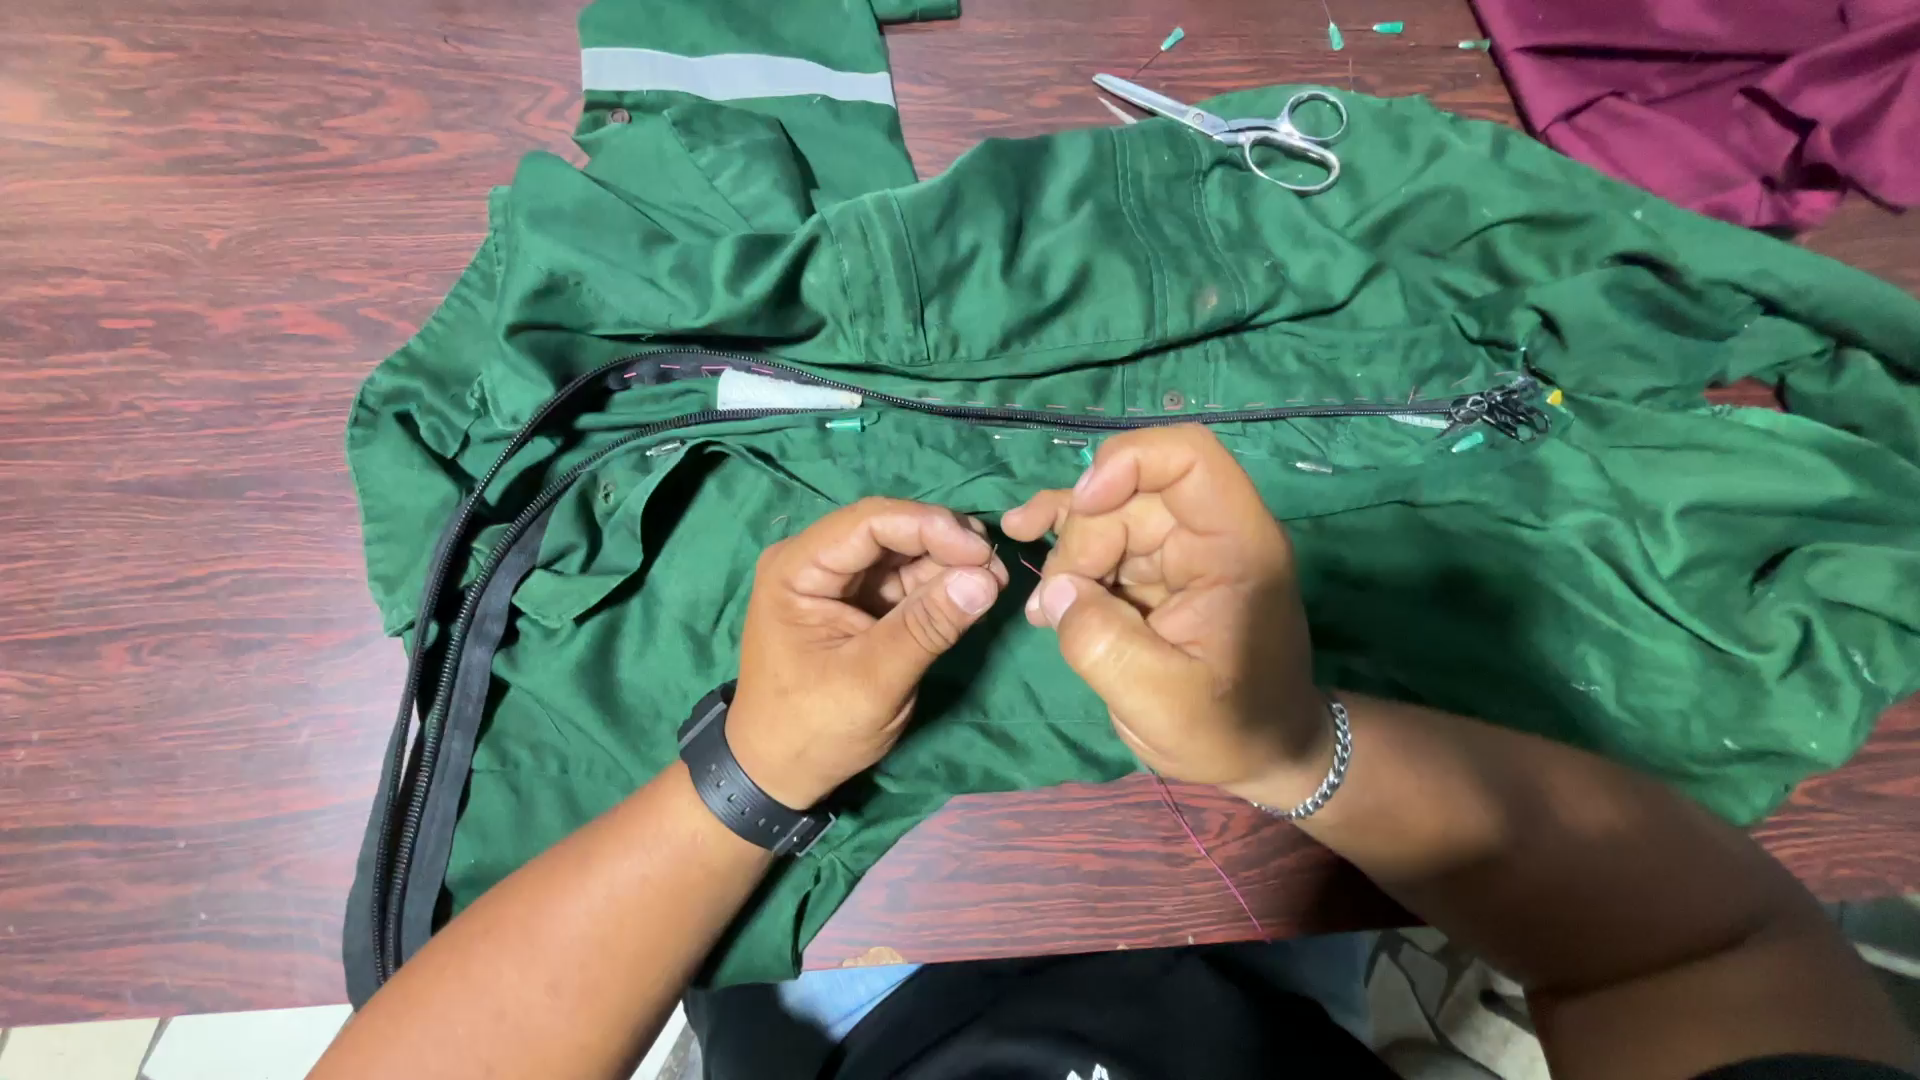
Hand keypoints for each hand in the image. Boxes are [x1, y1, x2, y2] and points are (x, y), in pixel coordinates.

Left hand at [728, 498, 1009, 808]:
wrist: (780, 772)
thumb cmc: (812, 730)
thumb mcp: (872, 683)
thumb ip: (926, 628)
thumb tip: (985, 579)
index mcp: (797, 569)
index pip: (868, 523)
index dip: (928, 527)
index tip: (980, 552)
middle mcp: (816, 561)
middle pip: (890, 530)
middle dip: (946, 544)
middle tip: (997, 569)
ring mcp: (840, 580)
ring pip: (905, 552)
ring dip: (951, 563)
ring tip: (995, 582)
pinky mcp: (862, 601)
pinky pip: (908, 579)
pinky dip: (942, 585)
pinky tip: (974, 593)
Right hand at [1001, 426, 1325, 795]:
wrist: (1255, 751)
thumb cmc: (1228, 730)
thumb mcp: (1162, 703)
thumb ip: (1102, 645)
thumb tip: (1054, 593)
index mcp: (1235, 547)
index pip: (1188, 458)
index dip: (1128, 463)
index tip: (1082, 509)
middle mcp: (1207, 534)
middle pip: (1127, 495)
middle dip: (1080, 543)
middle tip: (1060, 608)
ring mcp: (1177, 550)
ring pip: (1104, 516)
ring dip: (1062, 552)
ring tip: (1038, 605)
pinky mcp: (1151, 570)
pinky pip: (1100, 540)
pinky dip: (1062, 553)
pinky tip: (1032, 566)